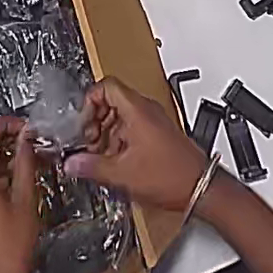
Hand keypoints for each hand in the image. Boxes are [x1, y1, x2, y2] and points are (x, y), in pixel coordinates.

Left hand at [0, 118, 38, 272]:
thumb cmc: (11, 248)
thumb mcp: (25, 199)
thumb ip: (25, 163)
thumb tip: (27, 139)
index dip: (4, 126)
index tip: (27, 129)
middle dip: (6, 141)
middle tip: (33, 143)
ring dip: (4, 159)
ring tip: (32, 161)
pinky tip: (20, 182)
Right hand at [63, 79, 209, 211]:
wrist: (199, 186)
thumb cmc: (171, 175)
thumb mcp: (122, 173)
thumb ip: (92, 166)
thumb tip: (72, 163)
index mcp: (137, 110)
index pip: (107, 86)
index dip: (90, 102)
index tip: (83, 123)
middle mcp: (146, 109)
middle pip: (112, 99)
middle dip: (95, 120)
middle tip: (88, 141)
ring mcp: (153, 119)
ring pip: (121, 113)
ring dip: (106, 131)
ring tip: (99, 153)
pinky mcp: (157, 131)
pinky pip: (132, 125)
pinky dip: (119, 138)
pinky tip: (116, 160)